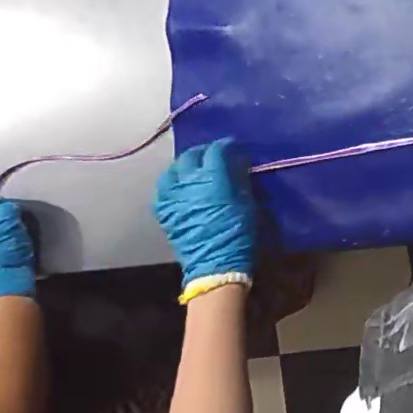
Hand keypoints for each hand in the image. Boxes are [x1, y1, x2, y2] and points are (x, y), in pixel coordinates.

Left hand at [153, 137, 257, 299]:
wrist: (215, 266)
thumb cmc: (238, 235)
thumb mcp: (249, 203)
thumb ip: (241, 179)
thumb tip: (237, 163)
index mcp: (213, 178)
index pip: (216, 151)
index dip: (225, 146)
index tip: (232, 147)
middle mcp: (190, 182)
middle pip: (191, 156)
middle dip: (203, 152)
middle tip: (212, 155)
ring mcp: (173, 196)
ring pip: (173, 170)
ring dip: (184, 165)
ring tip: (193, 168)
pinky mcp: (164, 211)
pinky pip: (163, 189)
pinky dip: (171, 183)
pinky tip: (178, 185)